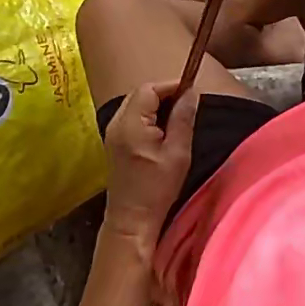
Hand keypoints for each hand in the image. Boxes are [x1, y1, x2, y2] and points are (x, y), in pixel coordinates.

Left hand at [101, 81, 195, 247]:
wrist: (131, 220)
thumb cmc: (157, 189)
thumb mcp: (177, 153)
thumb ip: (183, 118)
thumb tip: (191, 92)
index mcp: (130, 123)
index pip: (149, 89)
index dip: (171, 86)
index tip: (192, 91)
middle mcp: (116, 122)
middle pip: (140, 93)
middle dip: (164, 93)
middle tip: (187, 103)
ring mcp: (112, 131)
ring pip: (136, 103)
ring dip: (157, 104)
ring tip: (178, 116)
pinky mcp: (114, 140)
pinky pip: (131, 115)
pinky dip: (148, 115)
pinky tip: (163, 128)